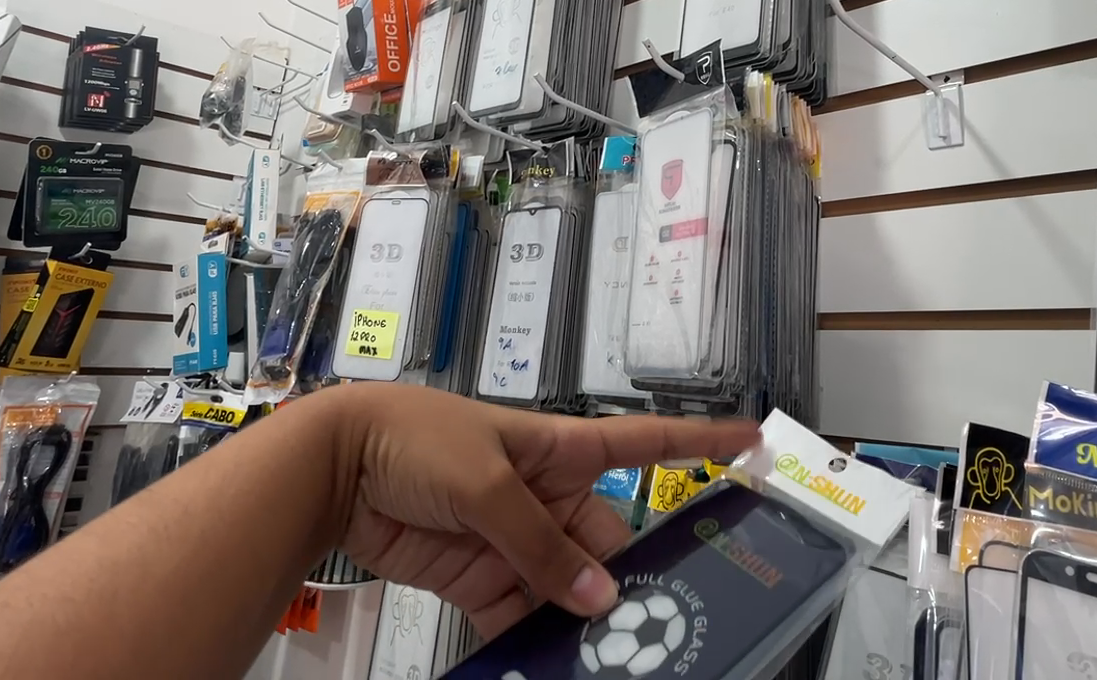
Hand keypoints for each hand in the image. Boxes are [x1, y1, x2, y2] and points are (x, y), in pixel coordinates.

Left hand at [321, 385, 757, 635]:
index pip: (649, 442)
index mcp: (567, 450)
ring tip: (615, 665)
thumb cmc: (423, 440)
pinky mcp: (484, 577)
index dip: (704, 440)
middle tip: (671, 632)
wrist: (340, 466)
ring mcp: (521, 540)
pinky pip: (522, 618)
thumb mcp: (489, 482)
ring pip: (572, 590)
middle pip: (614, 544)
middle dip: (639, 585)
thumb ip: (540, 542)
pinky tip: (552, 672)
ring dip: (587, 628)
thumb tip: (598, 598)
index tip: (755, 445)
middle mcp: (554, 496)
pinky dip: (534, 648)